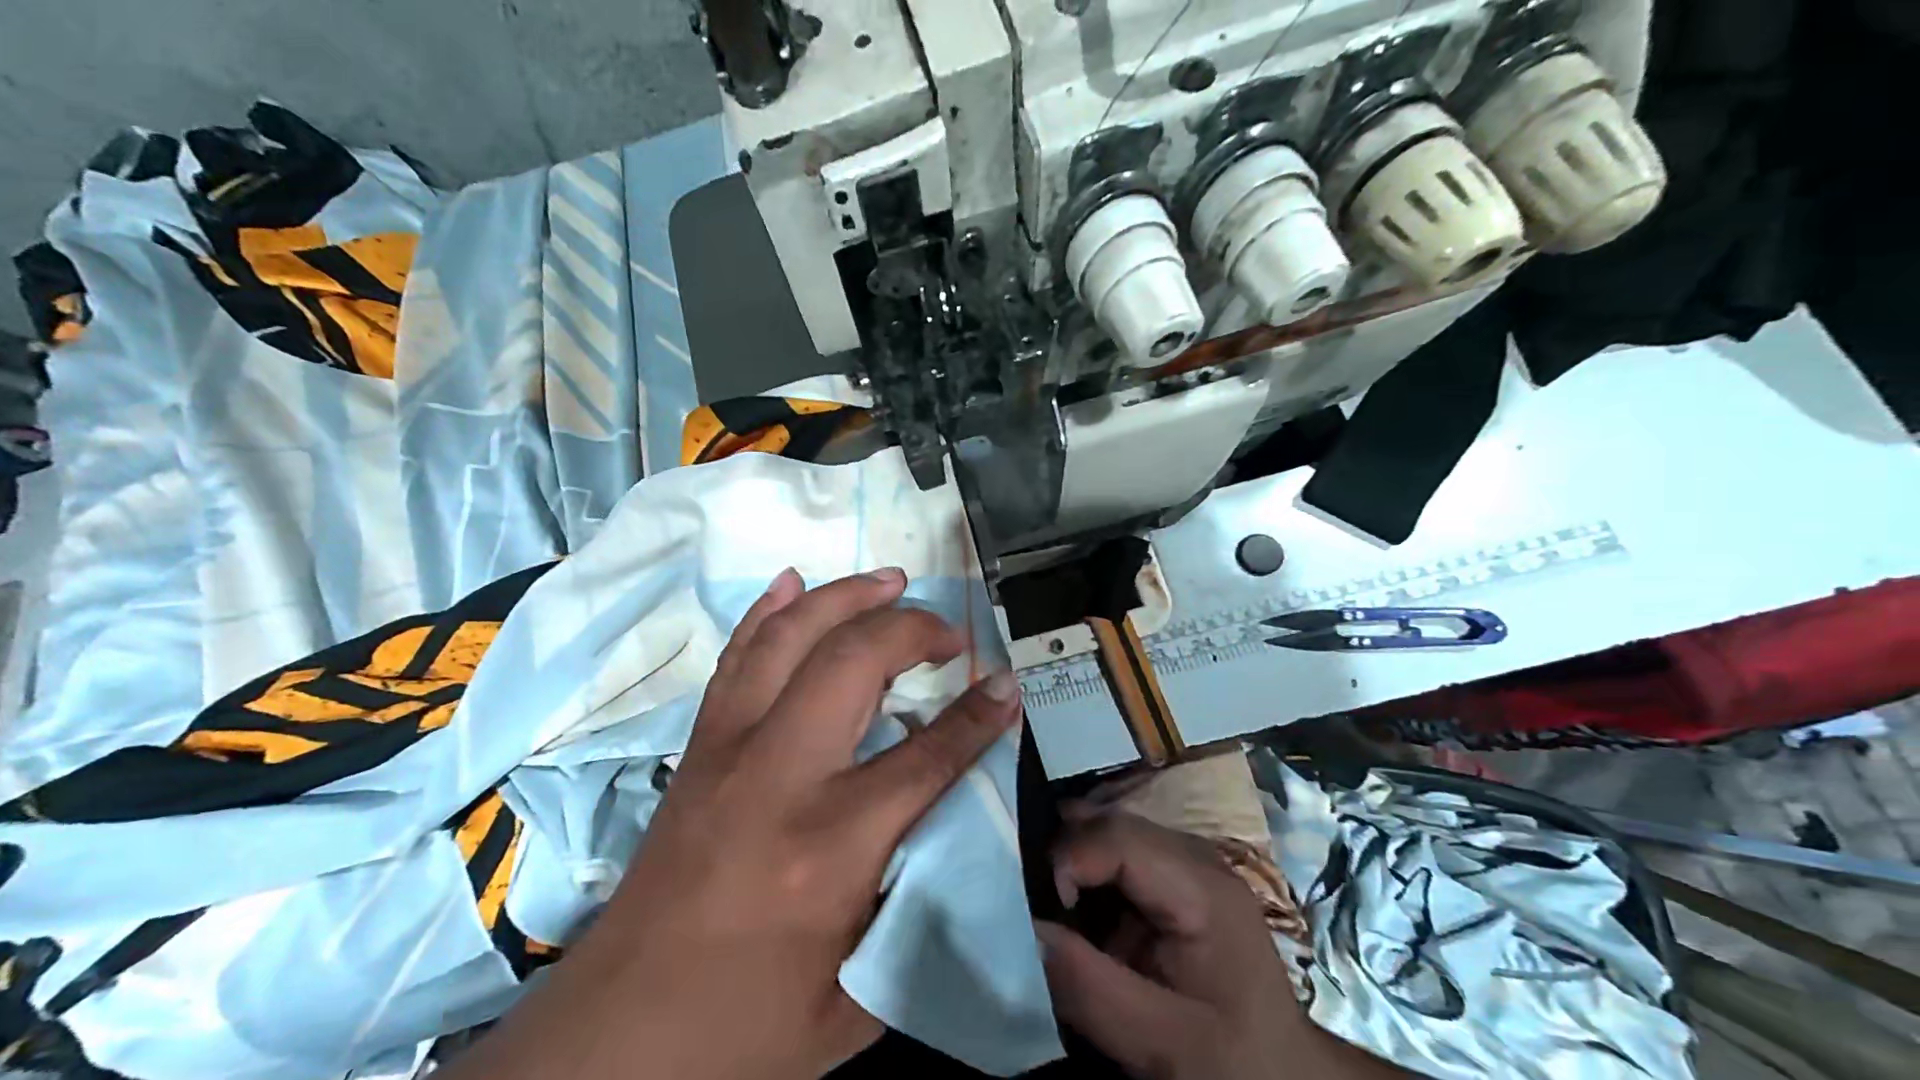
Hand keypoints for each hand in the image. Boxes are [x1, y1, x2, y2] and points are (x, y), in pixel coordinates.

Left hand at [447, 568, 1022, 1079]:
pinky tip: (792, 580)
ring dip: (844, 596)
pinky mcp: (697, 749)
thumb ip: (917, 901)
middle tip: (951, 633)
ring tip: (890, 577)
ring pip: (788, 639)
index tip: (1009, 684)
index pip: (926, 755)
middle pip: (853, 664)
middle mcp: (776, 776)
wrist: (617, 1036)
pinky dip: (768, 611)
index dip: (978, 715)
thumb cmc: (748, 1027)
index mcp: (828, 848)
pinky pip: (735, 659)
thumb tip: (959, 825)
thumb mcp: (859, 994)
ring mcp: (726, 751)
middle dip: (913, 630)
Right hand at [1038, 813, 1406, 1079]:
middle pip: (1109, 825)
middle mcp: (1193, 855)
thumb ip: (1090, 987)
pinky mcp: (1172, 874)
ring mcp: (1184, 860)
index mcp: (1202, 888)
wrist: (1281, 1069)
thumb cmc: (1231, 1057)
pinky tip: (1073, 907)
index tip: (1039, 912)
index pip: (1118, 837)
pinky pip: (1114, 853)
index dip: (1068, 859)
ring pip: (1107, 831)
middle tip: (1030, 902)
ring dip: (1070, 861)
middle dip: (1062, 855)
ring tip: (1047, 904)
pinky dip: (1084, 871)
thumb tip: (1027, 929)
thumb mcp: (1162, 1042)